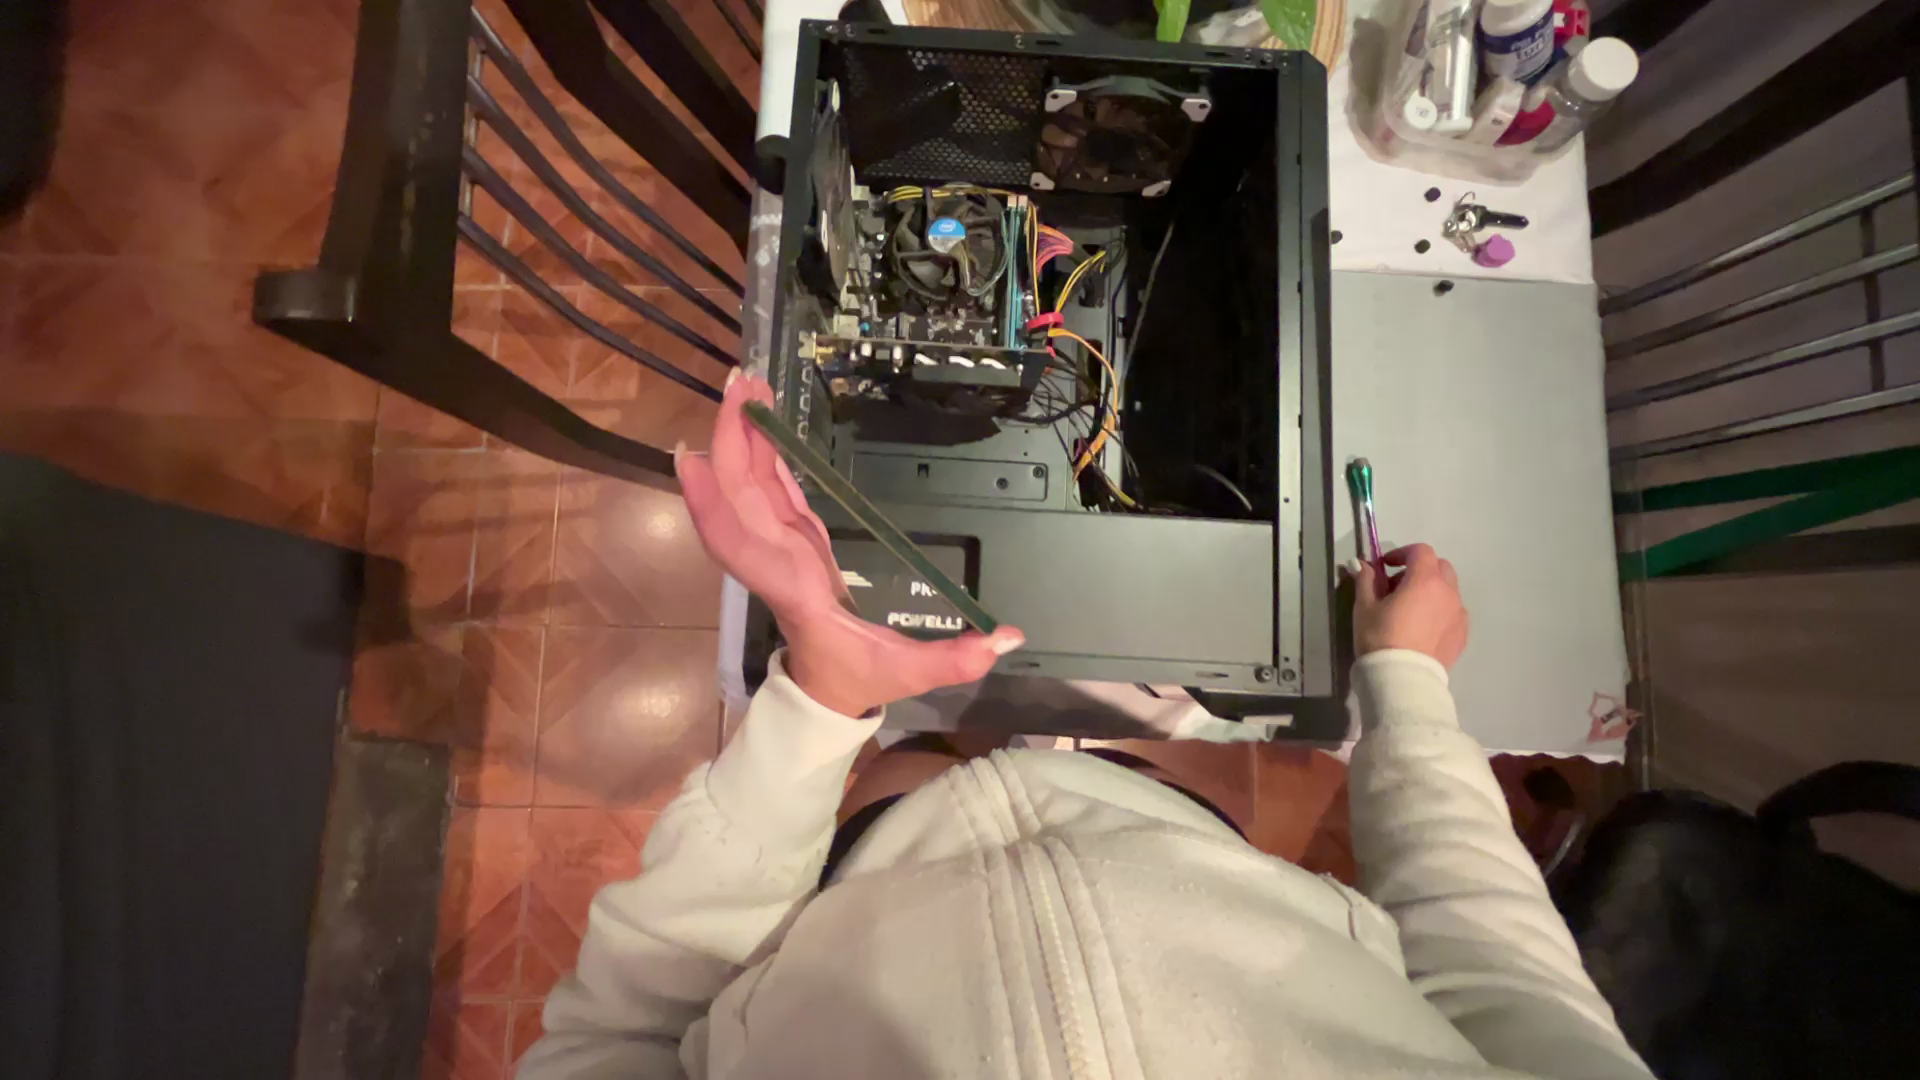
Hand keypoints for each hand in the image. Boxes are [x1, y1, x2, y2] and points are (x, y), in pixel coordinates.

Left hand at [675, 372, 1025, 716]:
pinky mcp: (792, 539)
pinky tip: (760, 426)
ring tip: (746, 386)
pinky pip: (770, 493)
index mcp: (795, 587)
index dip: (712, 501)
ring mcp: (781, 547)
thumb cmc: (860, 679)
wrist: (827, 690)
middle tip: (740, 381)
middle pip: (738, 498)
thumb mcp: (910, 673)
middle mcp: (776, 560)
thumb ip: (955, 660)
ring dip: (741, 439)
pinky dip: (761, 458)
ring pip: (749, 489)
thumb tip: (1009, 638)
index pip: (739, 542)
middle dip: (731, 441)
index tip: (695, 453)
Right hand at [1354, 543, 1468, 669]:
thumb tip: (1362, 565)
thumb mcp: (1364, 605)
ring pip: (1448, 589)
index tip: (1384, 566)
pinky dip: (1439, 609)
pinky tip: (1421, 627)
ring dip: (1430, 589)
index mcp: (1425, 581)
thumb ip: (1366, 580)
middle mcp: (1449, 592)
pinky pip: (1453, 611)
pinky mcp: (1463, 633)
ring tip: (1409, 608)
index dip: (1401, 553)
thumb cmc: (1379, 636)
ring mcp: (1459, 614)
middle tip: (1396, 585)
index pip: (1420, 551)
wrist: (1402, 676)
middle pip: (1440, 567)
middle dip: (1419, 569)